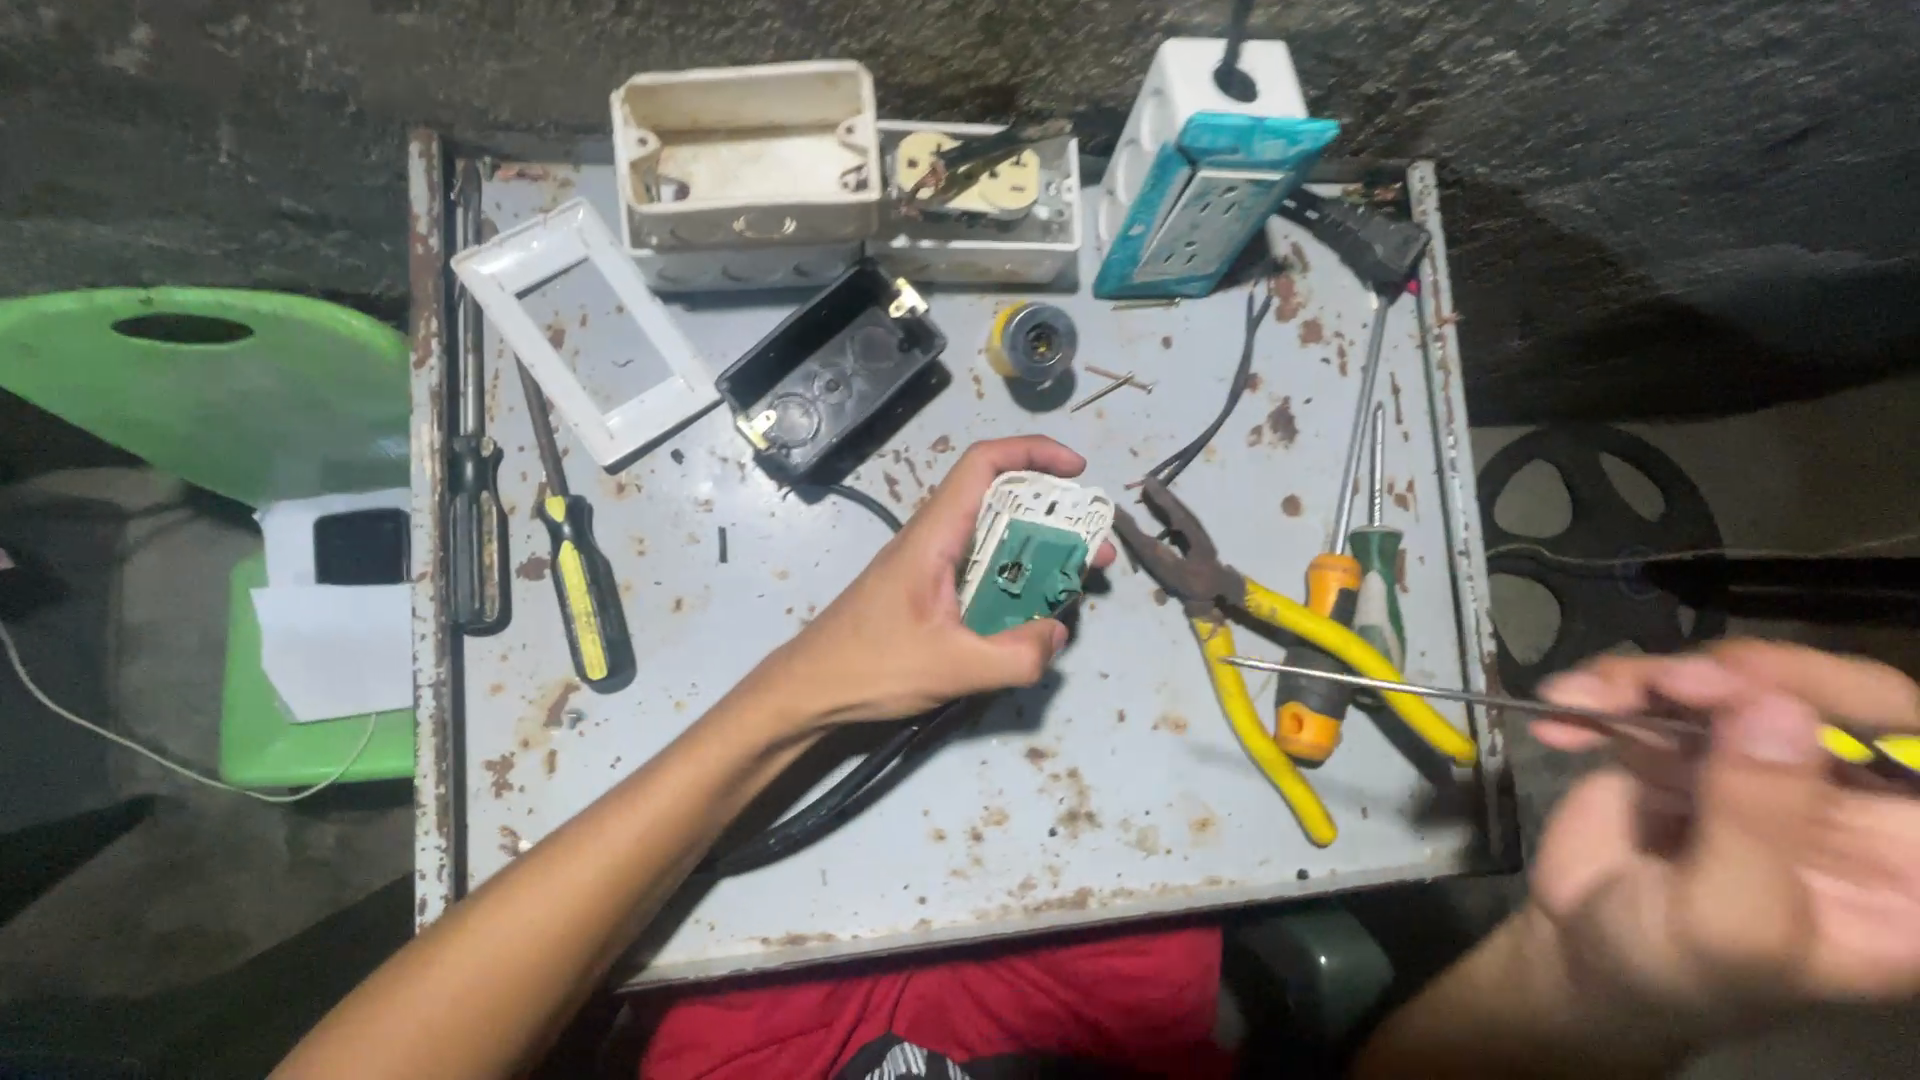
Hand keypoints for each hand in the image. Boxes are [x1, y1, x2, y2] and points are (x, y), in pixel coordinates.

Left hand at [754, 436, 1115, 729]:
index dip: (1032, 453)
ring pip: (994, 539)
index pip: (983, 465)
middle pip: (1000, 502)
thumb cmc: (871, 668)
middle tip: (1095, 547)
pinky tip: (1033, 614)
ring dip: (1040, 551)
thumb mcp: (953, 667)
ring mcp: (930, 566)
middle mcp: (934, 539)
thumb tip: (1058, 632)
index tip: (1075, 470)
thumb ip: (1016, 656)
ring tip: (1077, 580)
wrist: (809, 690)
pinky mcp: (928, 592)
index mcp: (934, 536)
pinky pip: (982, 572)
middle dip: (1055, 514)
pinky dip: (1016, 581)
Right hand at [1525, 641, 1919, 1038]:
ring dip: (1642, 679)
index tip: (1757, 690)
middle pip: (1821, 699)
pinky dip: (1594, 694)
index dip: (1855, 708)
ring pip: (1720, 682)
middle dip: (1743, 676)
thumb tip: (1774, 711)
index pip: (1915, 756)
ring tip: (1584, 699)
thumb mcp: (1728, 917)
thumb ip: (1755, 822)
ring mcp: (1746, 767)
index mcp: (1894, 856)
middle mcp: (1833, 799)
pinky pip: (1645, 695)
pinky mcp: (1670, 749)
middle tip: (1673, 681)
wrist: (1579, 958)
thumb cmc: (1679, 969)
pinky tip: (1558, 718)